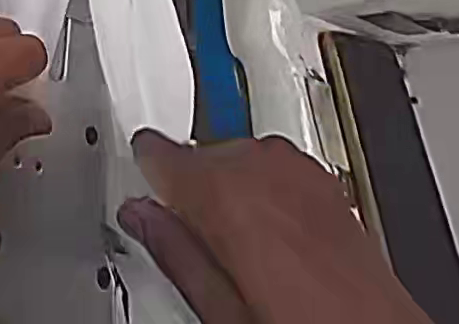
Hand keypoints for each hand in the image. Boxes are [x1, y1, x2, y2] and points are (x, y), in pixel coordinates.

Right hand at [118, 132, 431, 323]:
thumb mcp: (221, 310)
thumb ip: (174, 251)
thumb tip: (142, 217)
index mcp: (221, 192)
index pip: (159, 151)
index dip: (145, 167)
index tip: (143, 182)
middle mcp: (256, 163)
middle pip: (196, 155)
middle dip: (189, 188)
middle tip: (196, 238)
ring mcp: (290, 164)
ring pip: (232, 155)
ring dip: (226, 185)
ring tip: (241, 247)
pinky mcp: (317, 173)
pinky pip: (268, 163)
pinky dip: (260, 184)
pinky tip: (272, 232)